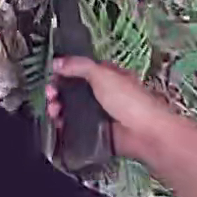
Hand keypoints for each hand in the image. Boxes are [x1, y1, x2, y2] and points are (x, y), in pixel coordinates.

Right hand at [45, 57, 191, 164]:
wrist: (146, 134)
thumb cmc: (129, 100)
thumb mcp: (102, 74)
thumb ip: (78, 65)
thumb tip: (56, 62)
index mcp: (107, 75)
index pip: (81, 69)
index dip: (64, 71)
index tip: (51, 75)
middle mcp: (103, 93)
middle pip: (73, 89)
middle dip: (58, 90)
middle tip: (50, 94)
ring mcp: (100, 113)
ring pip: (72, 108)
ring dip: (59, 107)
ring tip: (53, 111)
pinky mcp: (97, 132)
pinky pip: (76, 127)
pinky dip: (64, 125)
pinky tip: (57, 124)